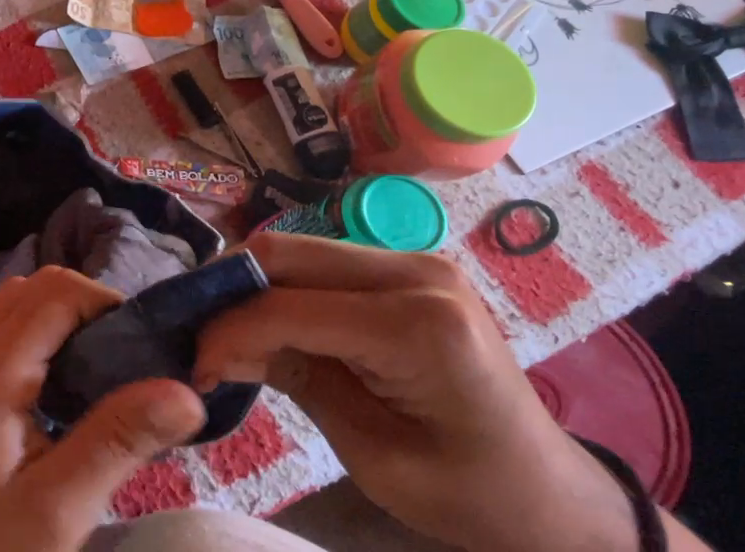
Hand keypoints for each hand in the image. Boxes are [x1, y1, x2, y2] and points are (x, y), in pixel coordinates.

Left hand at [0, 266, 206, 551]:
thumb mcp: (59, 506)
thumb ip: (118, 439)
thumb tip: (187, 390)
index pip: (57, 291)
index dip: (107, 303)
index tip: (147, 348)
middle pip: (34, 287)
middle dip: (88, 308)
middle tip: (130, 363)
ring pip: (14, 304)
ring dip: (61, 319)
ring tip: (101, 375)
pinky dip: (35, 335)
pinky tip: (59, 388)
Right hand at [192, 234, 641, 551]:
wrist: (551, 494)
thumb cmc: (469, 493)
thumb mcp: (372, 453)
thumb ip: (293, 379)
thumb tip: (212, 346)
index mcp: (418, 326)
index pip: (286, 307)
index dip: (226, 331)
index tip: (193, 366)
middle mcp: (416, 271)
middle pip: (284, 254)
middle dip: (228, 292)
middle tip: (198, 338)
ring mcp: (413, 260)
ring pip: (294, 250)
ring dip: (250, 286)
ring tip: (224, 332)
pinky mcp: (405, 266)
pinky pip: (319, 262)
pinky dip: (280, 288)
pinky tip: (266, 323)